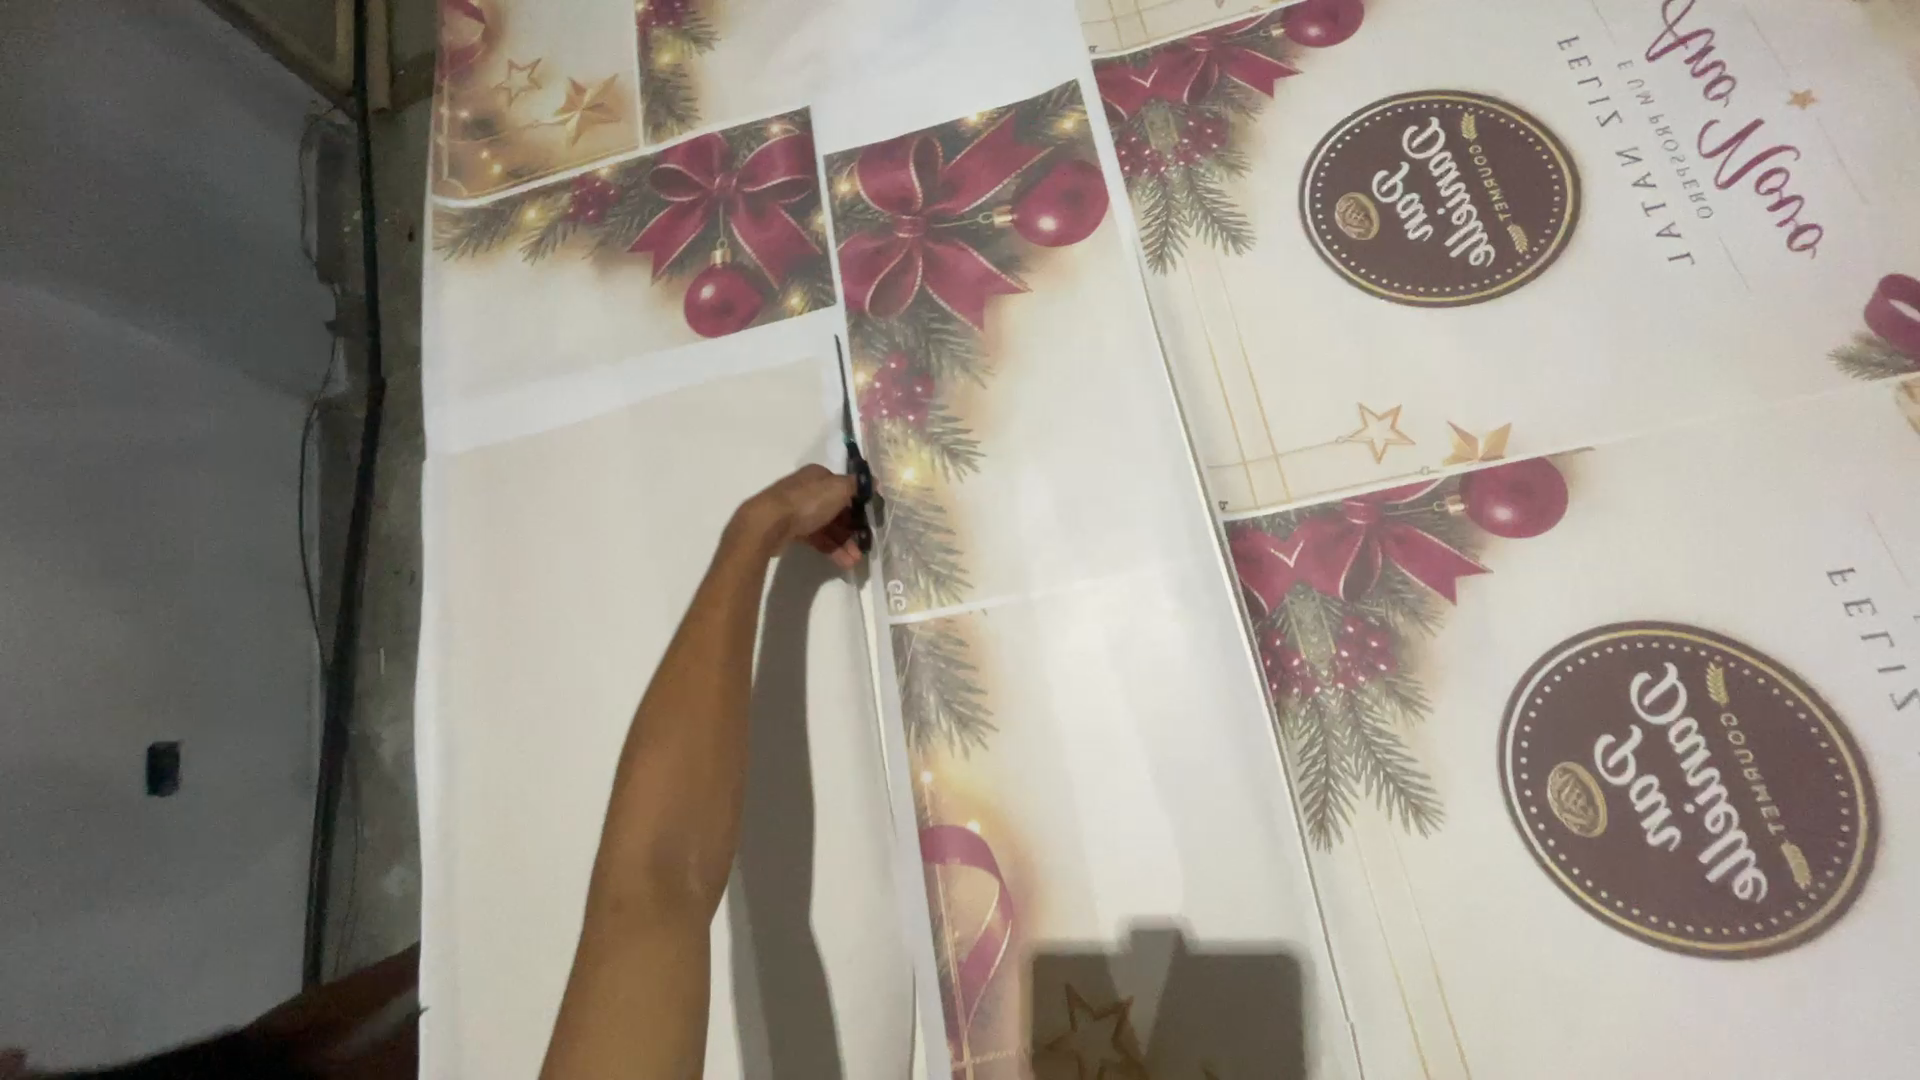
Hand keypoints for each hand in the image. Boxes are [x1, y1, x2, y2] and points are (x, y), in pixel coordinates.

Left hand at [736, 464, 862, 568]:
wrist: (769, 523)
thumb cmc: (808, 502)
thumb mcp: (839, 488)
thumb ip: (857, 485)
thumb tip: (872, 481)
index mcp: (818, 476)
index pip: (843, 487)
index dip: (858, 503)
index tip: (869, 519)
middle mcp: (807, 490)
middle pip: (836, 509)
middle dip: (852, 528)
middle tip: (864, 544)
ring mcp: (797, 510)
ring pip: (827, 526)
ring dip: (843, 543)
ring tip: (855, 560)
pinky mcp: (790, 529)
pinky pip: (816, 538)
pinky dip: (830, 549)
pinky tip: (843, 562)